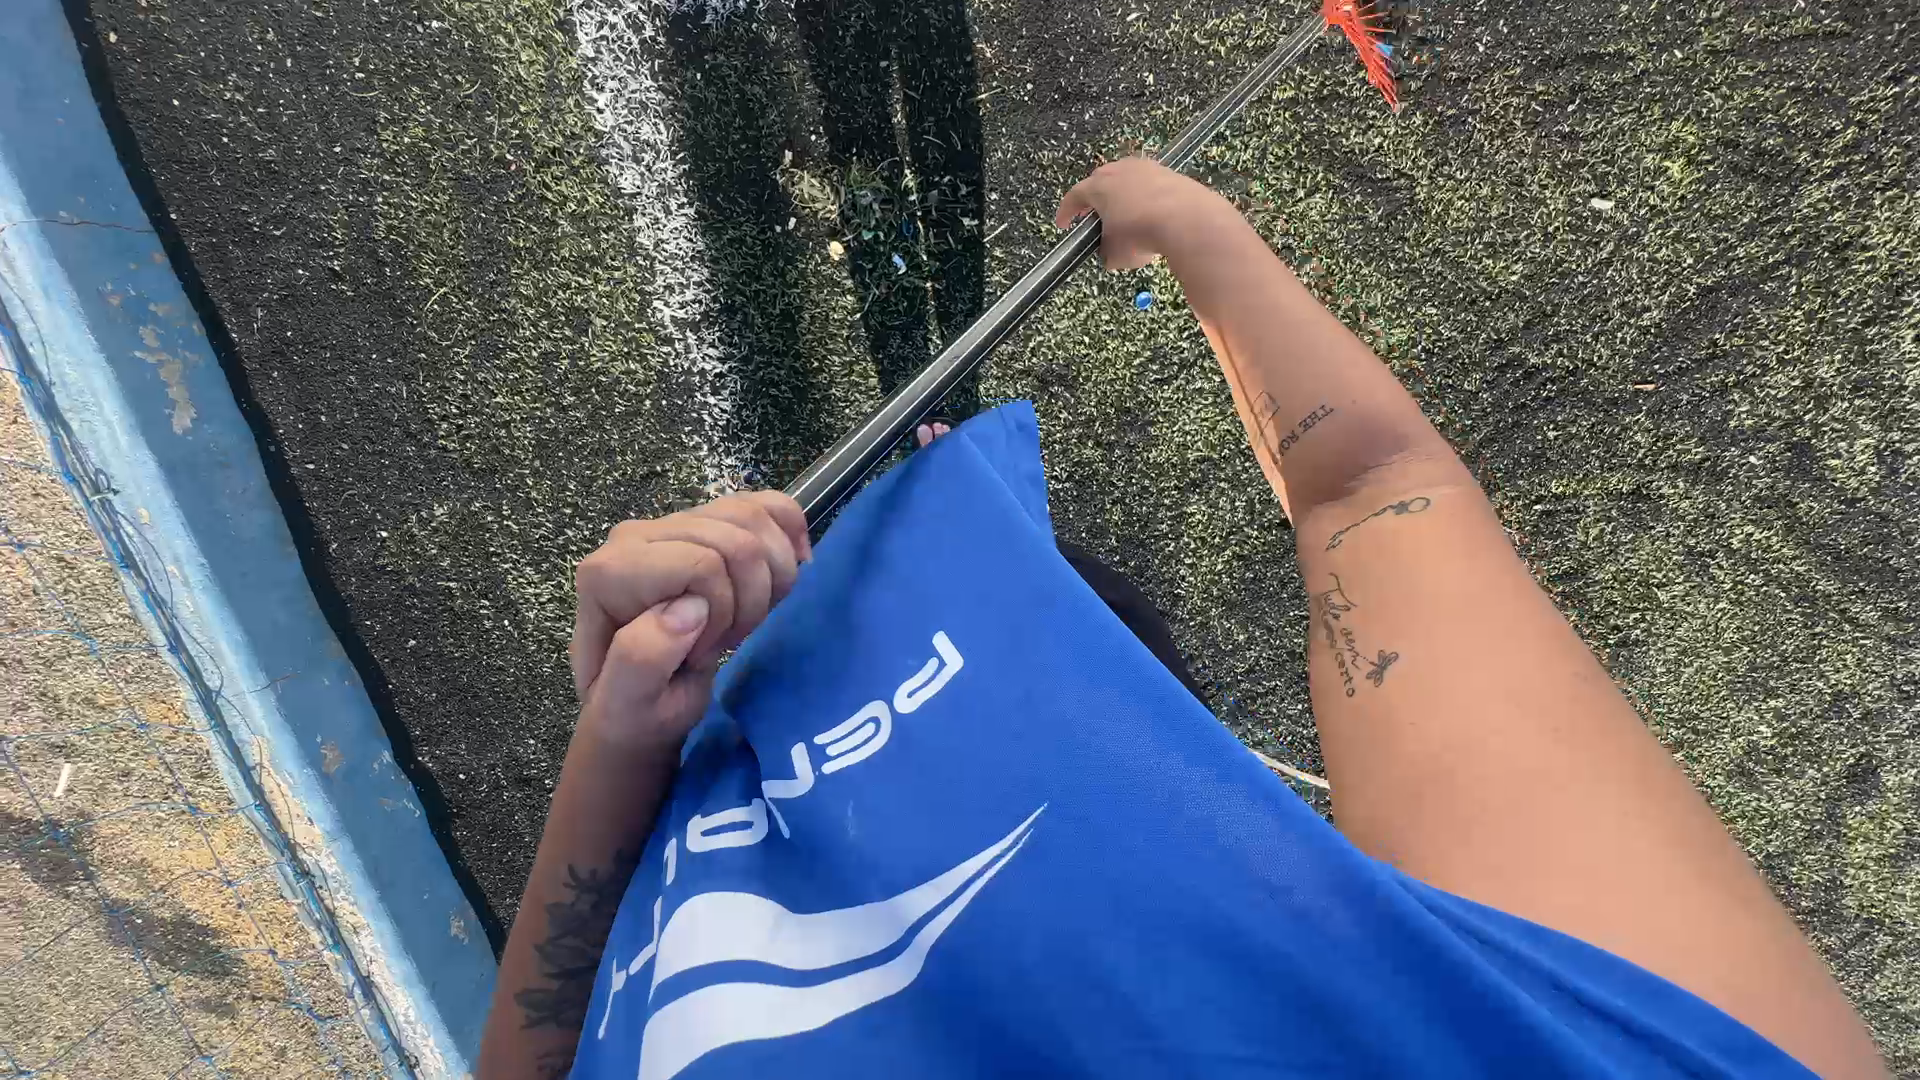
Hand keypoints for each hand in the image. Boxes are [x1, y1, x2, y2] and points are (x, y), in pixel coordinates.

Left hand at [569, 491, 810, 751]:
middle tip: (724, 639)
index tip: (699, 652)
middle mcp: (636, 535)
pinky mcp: (707, 522)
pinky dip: (789, 534)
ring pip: (755, 517)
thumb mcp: (628, 707)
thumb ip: (642, 657)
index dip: (721, 613)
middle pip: (736, 538)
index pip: (703, 563)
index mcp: (609, 572)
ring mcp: (673, 523)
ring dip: (771, 575)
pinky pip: (766, 504)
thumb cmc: (634, 710)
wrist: (641, 702)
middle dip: (749, 599)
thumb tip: (688, 606)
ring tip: (743, 616)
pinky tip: (789, 568)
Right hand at [1054, 158, 1238, 270]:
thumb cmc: (1139, 235)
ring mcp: (1146, 167)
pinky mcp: (1169, 172)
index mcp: (1098, 186)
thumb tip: (1110, 253)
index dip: (1066, 212)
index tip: (1062, 223)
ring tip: (1122, 216)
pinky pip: (1148, 184)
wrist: (1185, 220)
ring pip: (1126, 180)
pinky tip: (1148, 214)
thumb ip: (1106, 251)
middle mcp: (1119, 170)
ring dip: (1121, 196)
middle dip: (1094, 199)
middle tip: (1092, 216)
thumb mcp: (1114, 254)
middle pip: (1100, 181)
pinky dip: (1143, 198)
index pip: (1074, 197)